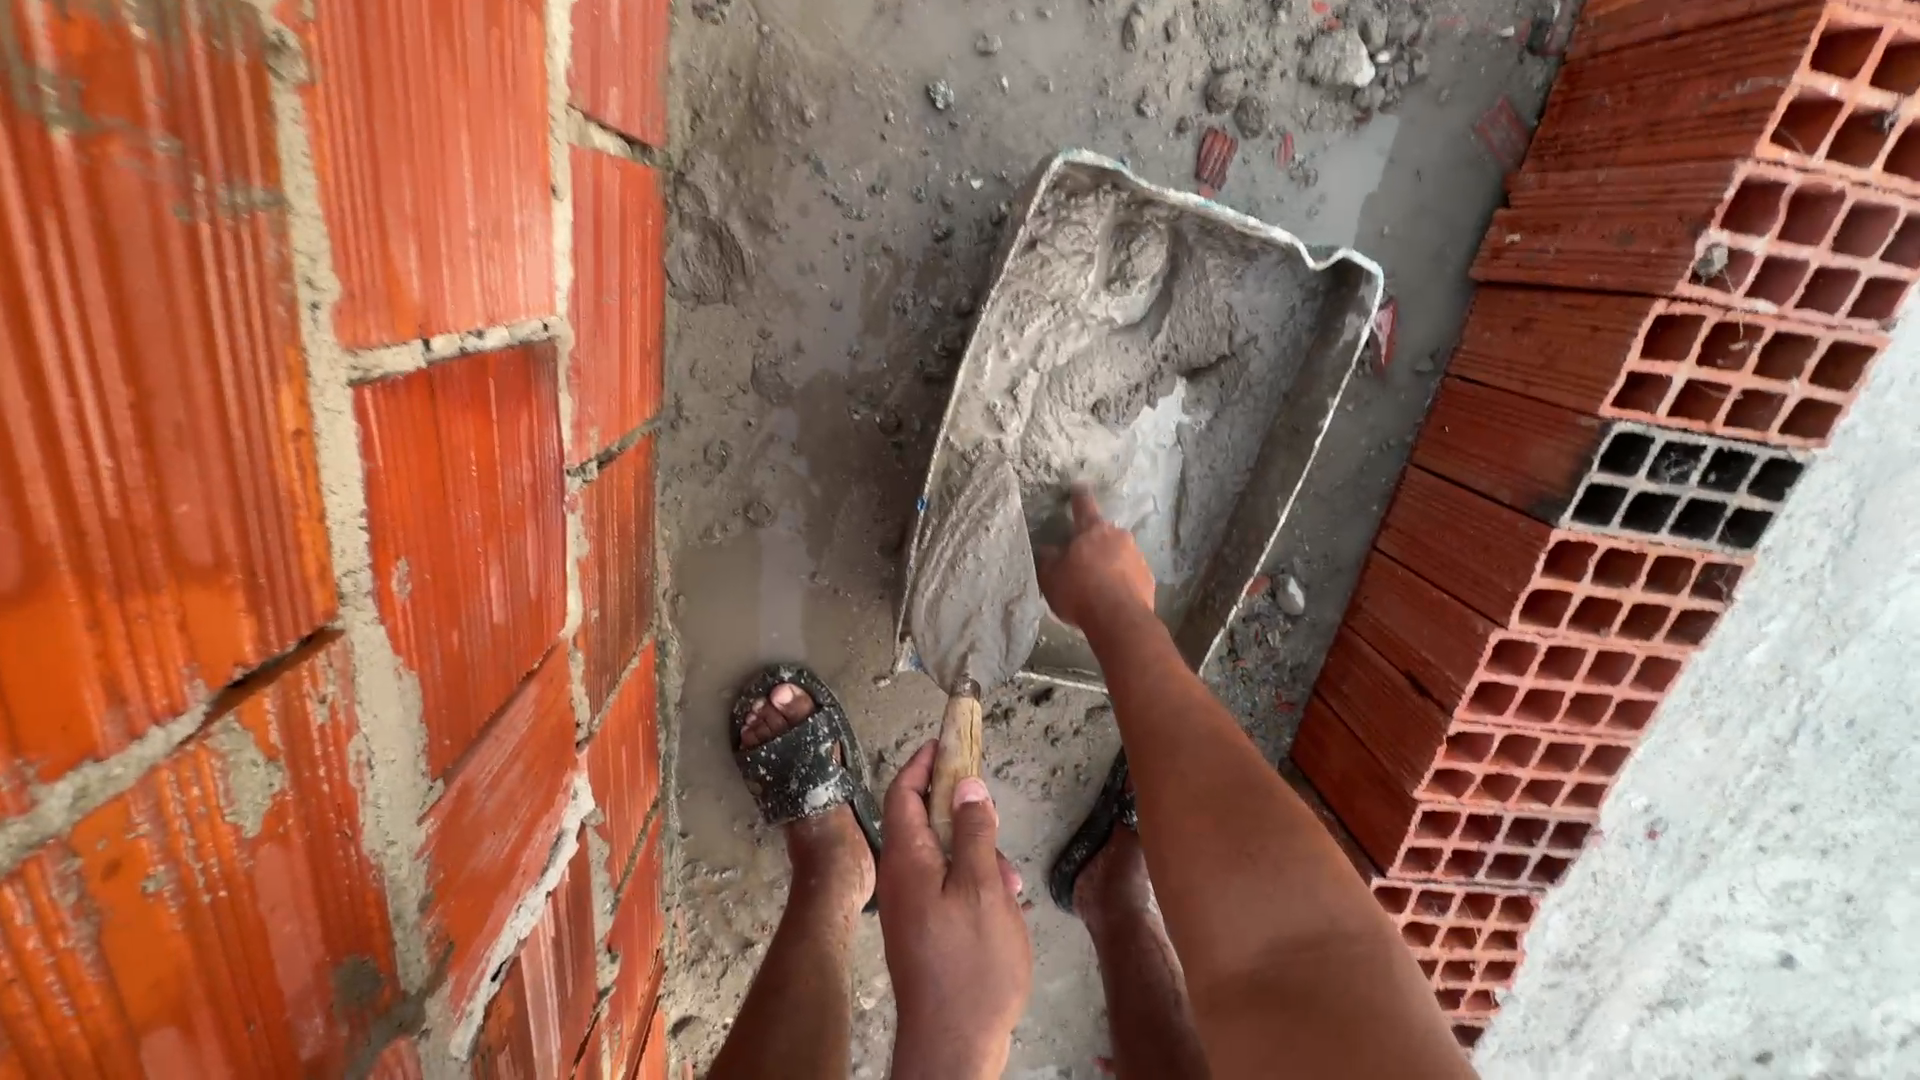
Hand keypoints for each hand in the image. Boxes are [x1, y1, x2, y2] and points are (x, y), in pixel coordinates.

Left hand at [878, 741, 1031, 1079]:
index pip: (902, 793)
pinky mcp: (924, 927)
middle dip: (957, 806)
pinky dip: (972, 878)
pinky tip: (1004, 896)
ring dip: (973, 848)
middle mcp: (901, 876)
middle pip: (921, 819)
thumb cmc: (970, 963)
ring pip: (940, 854)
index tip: (946, 741)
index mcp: (907, 859)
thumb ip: (973, 832)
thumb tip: (966, 786)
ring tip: (1008, 869)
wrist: (953, 1045)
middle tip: (989, 801)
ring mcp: (910, 904)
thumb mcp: (983, 887)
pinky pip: (946, 884)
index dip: (922, 762)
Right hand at [1034, 488, 1155, 629]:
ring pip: (1120, 554)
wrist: (1118, 619)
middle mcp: (1119, 537)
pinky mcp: (1148, 578)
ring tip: (1097, 584)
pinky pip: (1131, 574)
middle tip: (1082, 558)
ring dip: (1110, 562)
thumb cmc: (1079, 591)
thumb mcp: (1051, 576)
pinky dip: (1122, 580)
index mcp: (1093, 530)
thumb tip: (1049, 548)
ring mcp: (1137, 557)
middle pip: (1104, 534)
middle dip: (1094, 542)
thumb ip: (1049, 558)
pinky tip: (1113, 597)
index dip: (1079, 496)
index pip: (1084, 505)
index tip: (1079, 486)